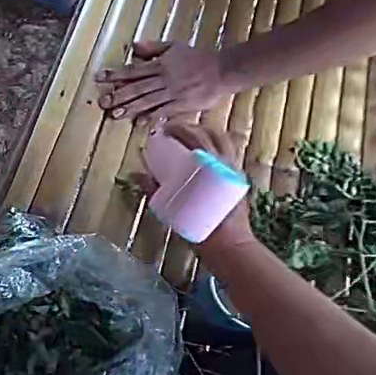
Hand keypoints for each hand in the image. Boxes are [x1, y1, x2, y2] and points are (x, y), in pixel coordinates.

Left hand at [97, 41, 226, 120]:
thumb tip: (133, 46)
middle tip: (102, 102)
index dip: (115, 75)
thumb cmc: (198, 58)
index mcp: (160, 64)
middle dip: (118, 95)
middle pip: (136, 88)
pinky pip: (164, 112)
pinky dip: (152, 118)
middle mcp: (163, 79)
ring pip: (147, 101)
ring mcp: (172, 93)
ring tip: (115, 115)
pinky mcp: (182, 105)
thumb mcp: (174, 47)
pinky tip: (140, 124)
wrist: (223, 70)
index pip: (133, 70)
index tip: (100, 78)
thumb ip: (153, 48)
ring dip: (130, 108)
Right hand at [130, 119, 254, 250]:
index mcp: (211, 167)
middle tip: (173, 132)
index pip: (198, 137)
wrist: (228, 246)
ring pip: (224, 141)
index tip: (164, 131)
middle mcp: (226, 164)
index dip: (181, 128)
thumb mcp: (171, 208)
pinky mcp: (239, 178)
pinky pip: (229, 153)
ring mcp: (235, 170)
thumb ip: (153, 188)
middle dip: (191, 128)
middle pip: (212, 134)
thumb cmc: (199, 229)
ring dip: (206, 134)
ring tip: (189, 138)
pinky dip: (215, 147)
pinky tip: (203, 153)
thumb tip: (135, 174)